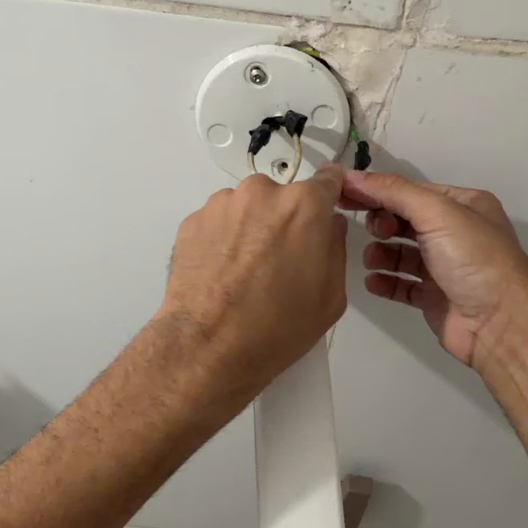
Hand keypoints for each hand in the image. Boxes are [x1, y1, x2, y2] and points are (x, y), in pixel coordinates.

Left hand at [159, 164, 348, 396]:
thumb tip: (329, 227)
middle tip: (280, 262)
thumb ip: (335, 249)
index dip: (329, 195)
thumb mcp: (331, 296)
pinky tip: (223, 275)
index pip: (327, 180)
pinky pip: (218, 223)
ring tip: (246, 274)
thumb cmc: (275, 327)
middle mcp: (261, 193)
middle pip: (282, 197)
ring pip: (247, 209)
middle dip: (284, 222)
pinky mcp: (192, 222)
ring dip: (251, 230)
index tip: (325, 209)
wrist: (209, 347)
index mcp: (303, 206)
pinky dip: (223, 241)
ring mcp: (221, 205)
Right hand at [340, 170, 527, 370]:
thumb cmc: (474, 259)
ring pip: (401, 254)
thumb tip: (352, 176)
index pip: (411, 191)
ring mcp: (444, 267)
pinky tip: (373, 281)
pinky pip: (402, 285)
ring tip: (371, 260)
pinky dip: (385, 282)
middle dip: (381, 222)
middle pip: (404, 220)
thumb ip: (394, 192)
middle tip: (369, 230)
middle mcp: (455, 233)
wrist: (499, 323)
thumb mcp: (437, 213)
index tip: (343, 194)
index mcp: (463, 205)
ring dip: (380, 253)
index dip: (377, 191)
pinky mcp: (434, 297)